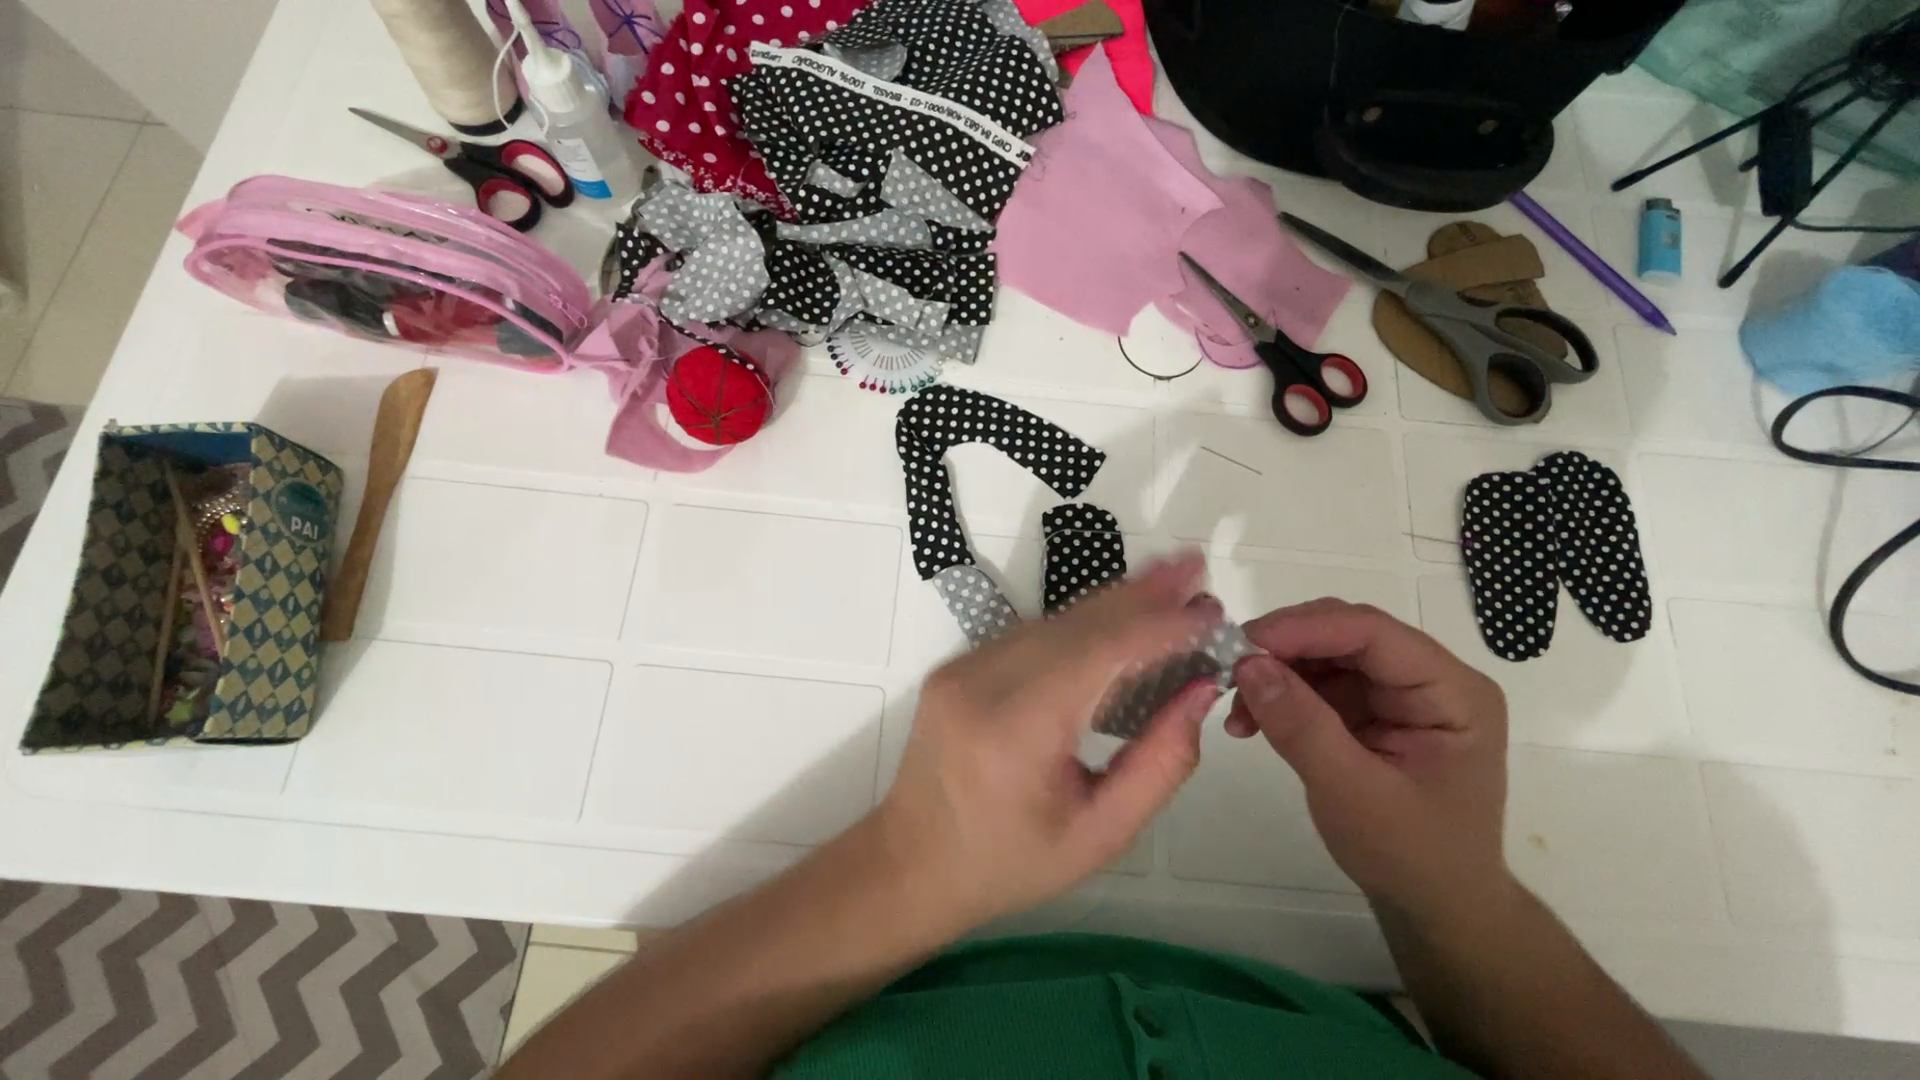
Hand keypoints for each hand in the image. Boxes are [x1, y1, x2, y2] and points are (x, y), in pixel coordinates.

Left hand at [874, 554, 1220, 930]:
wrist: (912, 861)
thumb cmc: (1011, 862)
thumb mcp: (1100, 833)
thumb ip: (1159, 762)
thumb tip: (1201, 691)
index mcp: (1018, 729)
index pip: (1101, 652)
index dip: (1159, 625)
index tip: (1207, 609)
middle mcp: (983, 682)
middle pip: (1075, 622)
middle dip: (1141, 593)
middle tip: (1195, 568)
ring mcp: (963, 668)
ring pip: (1052, 621)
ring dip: (1111, 602)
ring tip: (1168, 585)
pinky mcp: (957, 667)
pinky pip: (1030, 634)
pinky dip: (1078, 624)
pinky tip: (1115, 618)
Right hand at [1225, 599, 1510, 918]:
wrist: (1434, 906)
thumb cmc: (1410, 855)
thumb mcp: (1352, 793)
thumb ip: (1302, 726)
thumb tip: (1247, 664)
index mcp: (1452, 691)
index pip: (1373, 632)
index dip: (1306, 628)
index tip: (1244, 645)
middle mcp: (1430, 679)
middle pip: (1347, 634)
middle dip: (1285, 649)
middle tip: (1230, 673)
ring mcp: (1400, 694)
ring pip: (1325, 654)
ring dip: (1276, 673)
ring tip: (1236, 711)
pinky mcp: (1373, 710)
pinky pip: (1318, 682)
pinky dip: (1281, 694)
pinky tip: (1250, 721)